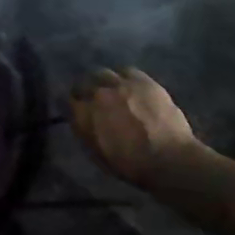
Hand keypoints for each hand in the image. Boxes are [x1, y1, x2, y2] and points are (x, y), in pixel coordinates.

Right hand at [68, 67, 202, 186]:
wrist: (170, 160)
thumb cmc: (130, 164)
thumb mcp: (94, 151)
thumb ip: (83, 129)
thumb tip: (80, 117)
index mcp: (81, 114)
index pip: (65, 99)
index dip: (72, 103)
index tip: (78, 108)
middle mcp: (96, 95)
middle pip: (82, 82)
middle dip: (86, 89)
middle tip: (95, 97)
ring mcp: (120, 86)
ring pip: (103, 73)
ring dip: (104, 80)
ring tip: (113, 89)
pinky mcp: (143, 82)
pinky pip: (127, 71)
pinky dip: (125, 77)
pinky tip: (131, 86)